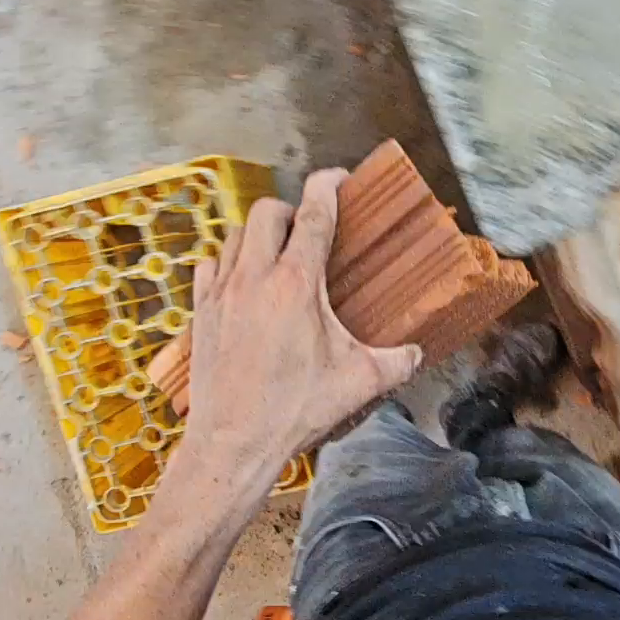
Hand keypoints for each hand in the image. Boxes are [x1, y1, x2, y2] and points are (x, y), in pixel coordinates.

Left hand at [183, 168, 422, 469]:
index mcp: (296, 285)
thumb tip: (418, 354)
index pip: (314, 216)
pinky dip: (227, 261)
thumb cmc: (295, 410)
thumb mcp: (358, 383)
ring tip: (277, 255)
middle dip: (291, 210)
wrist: (234, 441)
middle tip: (309, 231)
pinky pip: (209, 265)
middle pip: (267, 212)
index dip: (328, 187)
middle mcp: (255, 278)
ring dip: (259, 235)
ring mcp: (221, 293)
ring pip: (235, 234)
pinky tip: (241, 282)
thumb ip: (396, 362)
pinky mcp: (201, 313)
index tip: (339, 177)